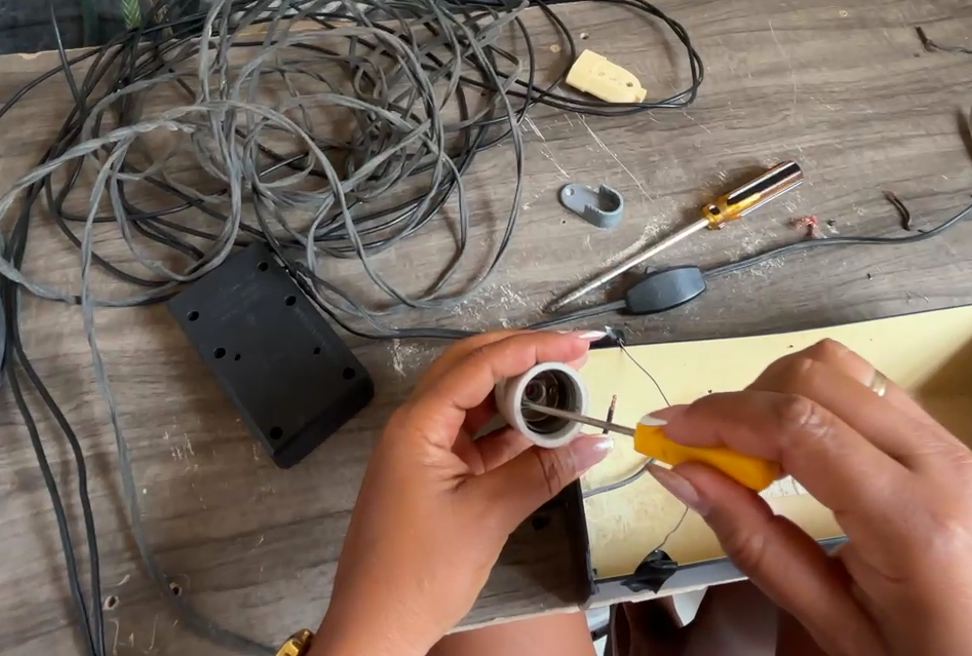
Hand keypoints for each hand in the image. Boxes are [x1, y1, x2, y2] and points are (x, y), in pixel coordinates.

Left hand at [316, 331, 612, 655]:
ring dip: (518, 389)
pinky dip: (509, 426)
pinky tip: (542, 425)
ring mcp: (425, 445)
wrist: (375, 630)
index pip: (478, 364)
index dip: (531, 347)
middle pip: (472, 367)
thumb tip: (596, 443)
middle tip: (572, 352)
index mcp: (419, 422)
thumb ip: (542, 472)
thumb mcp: (487, 516)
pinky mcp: (435, 469)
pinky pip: (476, 432)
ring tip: (564, 380)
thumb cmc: (421, 572)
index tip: (576, 343)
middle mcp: (417, 422)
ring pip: (475, 397)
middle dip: (522, 354)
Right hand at [647, 340, 971, 655]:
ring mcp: (949, 444)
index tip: (666, 431)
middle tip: (702, 447)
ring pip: (839, 366)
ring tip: (748, 448)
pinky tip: (794, 448)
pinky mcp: (948, 441)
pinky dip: (811, 398)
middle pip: (815, 374)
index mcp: (913, 522)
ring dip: (776, 390)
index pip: (797, 425)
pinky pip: (864, 388)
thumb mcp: (842, 632)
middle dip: (744, 398)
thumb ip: (756, 544)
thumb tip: (681, 475)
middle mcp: (937, 462)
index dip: (720, 417)